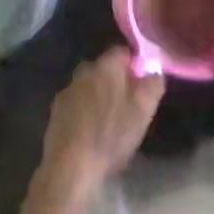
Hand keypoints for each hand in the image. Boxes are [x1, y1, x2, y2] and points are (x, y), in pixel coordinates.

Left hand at [38, 48, 163, 195]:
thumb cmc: (111, 135)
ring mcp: (68, 87)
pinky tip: (92, 126)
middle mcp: (83, 70)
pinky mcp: (58, 105)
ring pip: (91, 83)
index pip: (122, 52)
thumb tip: (154, 71)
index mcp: (105, 66)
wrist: (72, 161)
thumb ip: (152, 86)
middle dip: (119, 80)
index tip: (145, 82)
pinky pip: (78, 99)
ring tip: (113, 118)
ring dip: (102, 94)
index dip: (136, 64)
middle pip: (106, 68)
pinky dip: (86, 107)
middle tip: (131, 103)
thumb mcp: (142, 111)